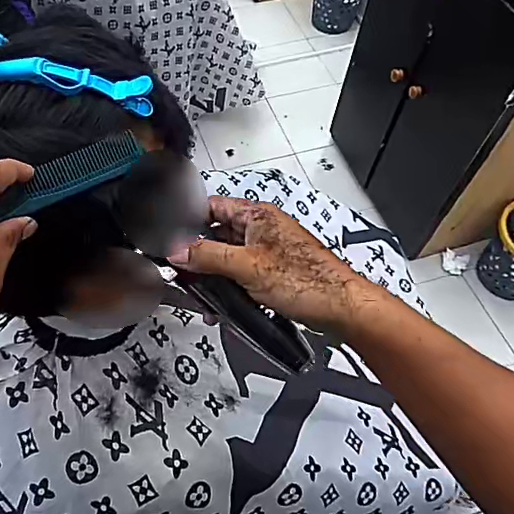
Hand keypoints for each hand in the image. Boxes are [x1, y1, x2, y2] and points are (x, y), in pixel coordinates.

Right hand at [168, 196, 389, 333]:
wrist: (341, 307)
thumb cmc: (309, 281)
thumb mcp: (247, 267)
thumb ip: (208, 257)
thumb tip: (178, 251)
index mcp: (258, 215)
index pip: (213, 207)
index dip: (189, 222)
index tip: (172, 240)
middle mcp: (265, 228)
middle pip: (219, 234)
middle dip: (201, 256)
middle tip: (186, 274)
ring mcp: (271, 251)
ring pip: (231, 258)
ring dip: (217, 276)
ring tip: (207, 296)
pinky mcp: (277, 272)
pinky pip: (245, 275)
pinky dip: (234, 287)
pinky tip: (227, 305)